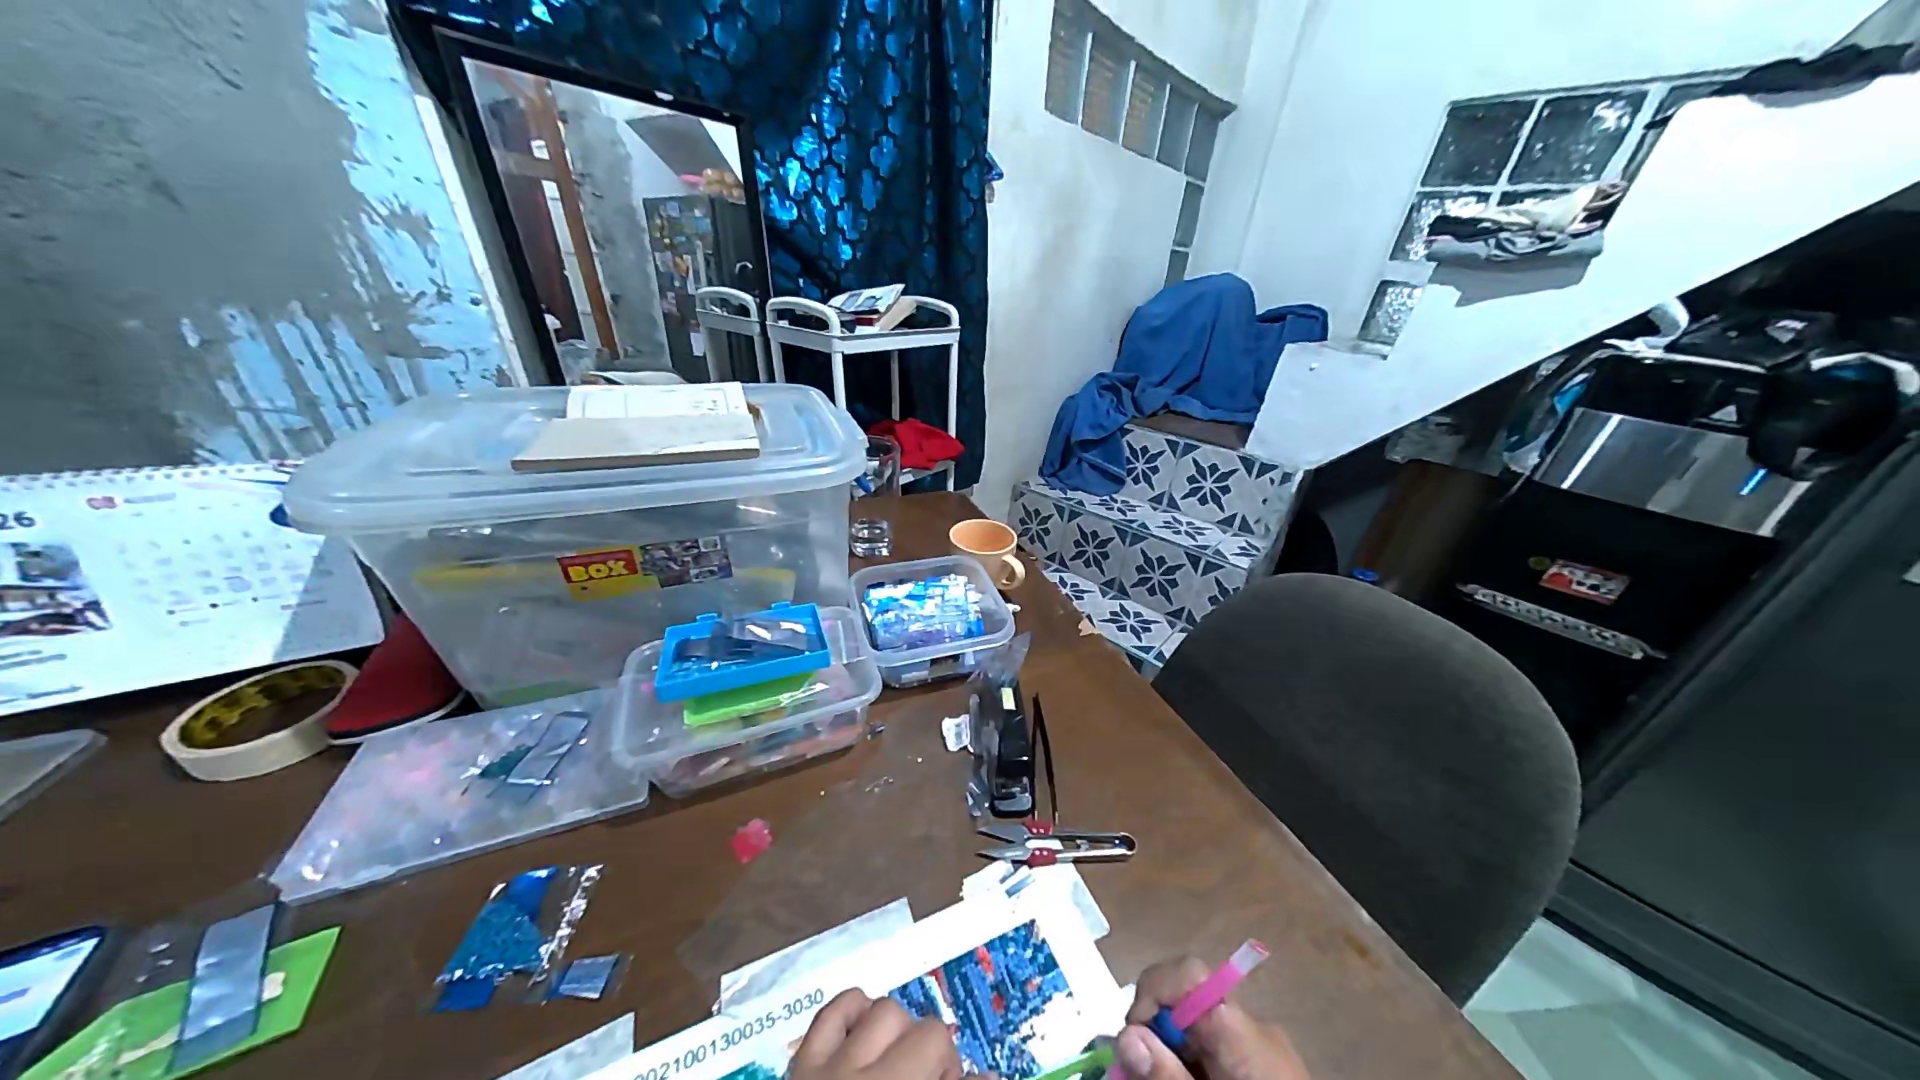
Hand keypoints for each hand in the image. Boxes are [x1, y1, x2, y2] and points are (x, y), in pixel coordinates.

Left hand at [789, 989, 964, 1079]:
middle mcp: (864, 1074)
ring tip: (896, 1063)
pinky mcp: (800, 1066)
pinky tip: (862, 1038)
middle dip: (930, 1052)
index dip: (952, 1066)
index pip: (938, 1041)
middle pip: (919, 1028)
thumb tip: (988, 1075)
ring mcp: (826, 1067)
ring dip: (896, 1033)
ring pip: (881, 1011)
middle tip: (927, 1077)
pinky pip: (832, 1013)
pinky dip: (852, 1015)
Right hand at [1115, 957, 1309, 1079]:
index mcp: (1243, 1033)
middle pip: (1189, 1003)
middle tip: (1135, 1078)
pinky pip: (1218, 1052)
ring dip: (1171, 1057)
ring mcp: (1266, 1050)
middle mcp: (1256, 1029)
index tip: (1134, 1044)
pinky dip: (1193, 1069)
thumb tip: (1128, 1035)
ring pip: (1199, 1031)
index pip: (1189, 974)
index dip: (1152, 995)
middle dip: (1154, 1034)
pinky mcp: (1268, 1070)